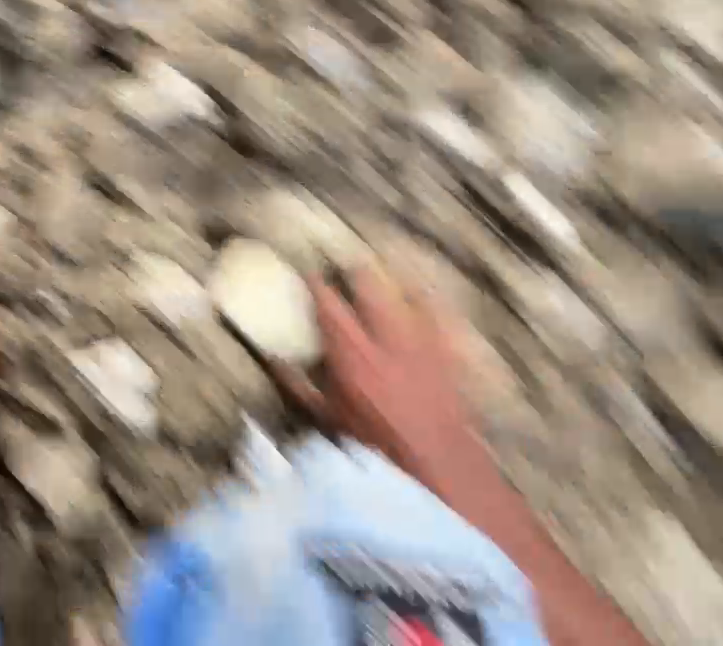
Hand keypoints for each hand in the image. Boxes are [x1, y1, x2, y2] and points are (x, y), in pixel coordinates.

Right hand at [273, 266, 488, 489]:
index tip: (307, 270)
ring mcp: (423, 345)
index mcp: (351, 353)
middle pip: (371, 289)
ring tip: (389, 260)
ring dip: (398, 277)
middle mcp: (386, 341)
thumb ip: (297, 384)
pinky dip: (437, 303)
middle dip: (357, 269)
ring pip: (411, 295)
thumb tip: (271, 359)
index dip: (316, 282)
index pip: (329, 305)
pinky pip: (446, 319)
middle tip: (347, 257)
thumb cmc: (374, 441)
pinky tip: (432, 291)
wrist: (438, 464)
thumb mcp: (326, 415)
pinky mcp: (451, 356)